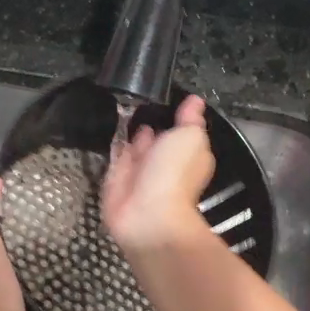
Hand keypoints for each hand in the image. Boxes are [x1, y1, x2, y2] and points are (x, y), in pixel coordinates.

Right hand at [102, 94, 215, 252]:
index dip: (176, 116)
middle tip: (144, 101)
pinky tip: (115, 129)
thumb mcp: (191, 136)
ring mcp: (139, 174)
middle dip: (152, 123)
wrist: (147, 214)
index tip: (168, 96)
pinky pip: (117, 160)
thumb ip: (191, 118)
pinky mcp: (117, 182)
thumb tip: (195, 101)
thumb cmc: (175, 173)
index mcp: (187, 154)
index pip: (182, 131)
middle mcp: (164, 164)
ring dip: (133, 133)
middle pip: (158, 140)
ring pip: (136, 149)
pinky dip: (117, 147)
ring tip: (127, 108)